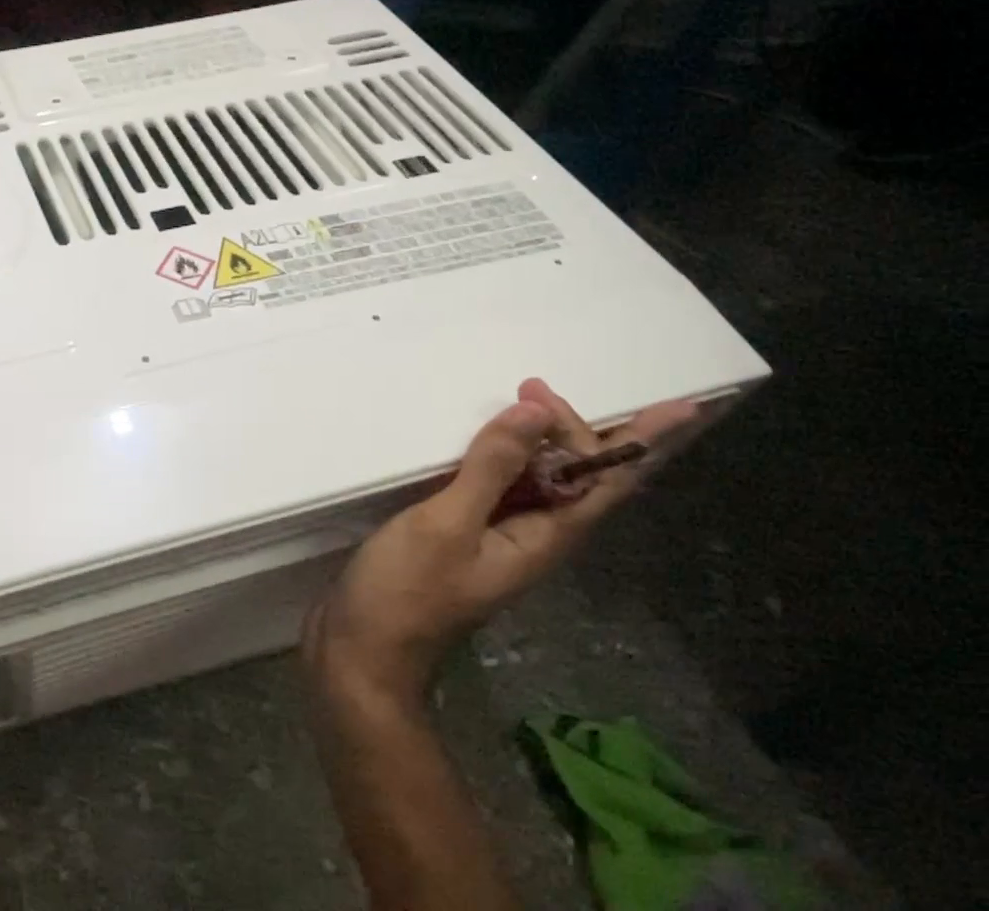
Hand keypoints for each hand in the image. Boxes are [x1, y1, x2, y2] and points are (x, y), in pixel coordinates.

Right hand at [302, 378, 696, 706]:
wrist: (364, 655)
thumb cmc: (406, 593)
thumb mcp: (446, 526)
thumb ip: (489, 470)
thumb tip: (534, 412)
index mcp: (540, 538)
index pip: (605, 483)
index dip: (637, 444)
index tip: (677, 407)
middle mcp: (527, 538)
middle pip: (571, 479)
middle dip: (568, 431)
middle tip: (533, 386)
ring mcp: (490, 542)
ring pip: (532, 484)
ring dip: (534, 443)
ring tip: (523, 404)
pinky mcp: (455, 542)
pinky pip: (492, 491)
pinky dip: (495, 461)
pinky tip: (475, 449)